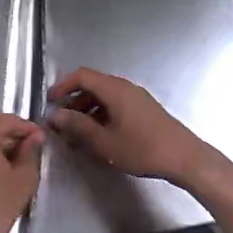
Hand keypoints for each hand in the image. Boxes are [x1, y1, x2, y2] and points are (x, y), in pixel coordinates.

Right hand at [46, 68, 220, 185]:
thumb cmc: (142, 149)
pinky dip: (102, 115)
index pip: (83, 76)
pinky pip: (116, 105)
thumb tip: (56, 115)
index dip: (63, 85)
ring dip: (87, 110)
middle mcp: (126, 88)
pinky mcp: (144, 110)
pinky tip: (97, 136)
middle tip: (60, 121)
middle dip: (73, 101)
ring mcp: (137, 98)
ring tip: (75, 133)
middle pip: (94, 86)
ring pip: (105, 97)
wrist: (183, 157)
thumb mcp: (104, 141)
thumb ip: (78, 126)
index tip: (49, 100)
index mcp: (115, 89)